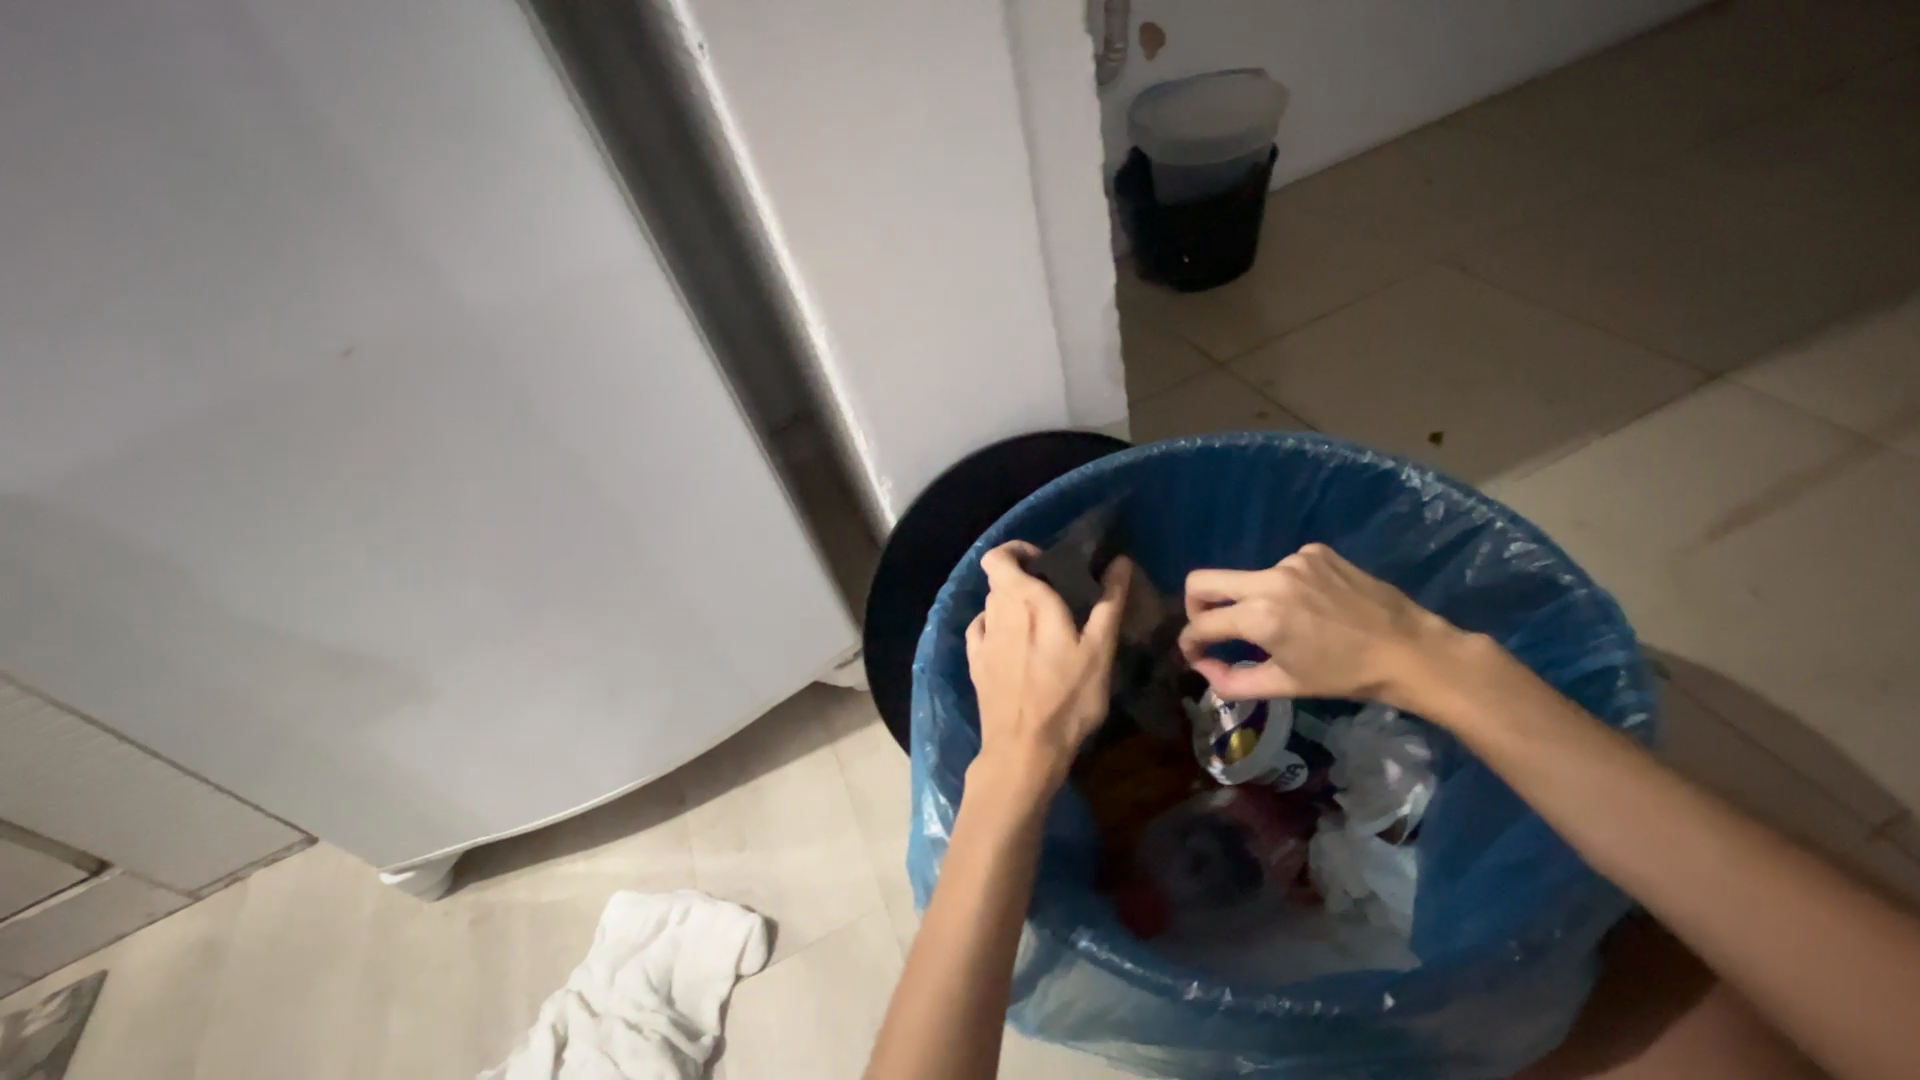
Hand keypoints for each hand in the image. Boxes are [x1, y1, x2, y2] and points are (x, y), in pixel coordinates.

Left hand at [966, 541, 1130, 797]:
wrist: (1023, 749)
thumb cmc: (1067, 698)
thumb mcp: (1100, 650)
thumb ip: (1109, 602)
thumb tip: (1120, 560)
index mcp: (1025, 599)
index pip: (998, 555)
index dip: (1017, 551)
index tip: (1047, 564)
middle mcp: (996, 611)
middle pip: (1000, 580)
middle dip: (1024, 580)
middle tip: (1056, 597)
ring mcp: (982, 638)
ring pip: (992, 605)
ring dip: (1012, 605)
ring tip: (1041, 625)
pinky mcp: (974, 664)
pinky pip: (982, 630)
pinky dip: (997, 627)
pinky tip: (1015, 644)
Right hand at [1177, 543, 1457, 707]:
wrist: (1409, 650)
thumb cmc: (1345, 676)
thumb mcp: (1285, 685)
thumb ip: (1233, 681)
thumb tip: (1203, 669)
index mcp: (1260, 617)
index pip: (1201, 624)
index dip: (1189, 642)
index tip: (1194, 654)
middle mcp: (1270, 580)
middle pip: (1202, 581)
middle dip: (1195, 606)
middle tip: (1210, 627)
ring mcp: (1294, 560)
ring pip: (1246, 578)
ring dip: (1250, 601)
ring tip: (1282, 624)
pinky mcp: (1315, 552)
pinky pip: (1281, 569)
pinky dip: (1283, 589)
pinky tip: (1310, 606)